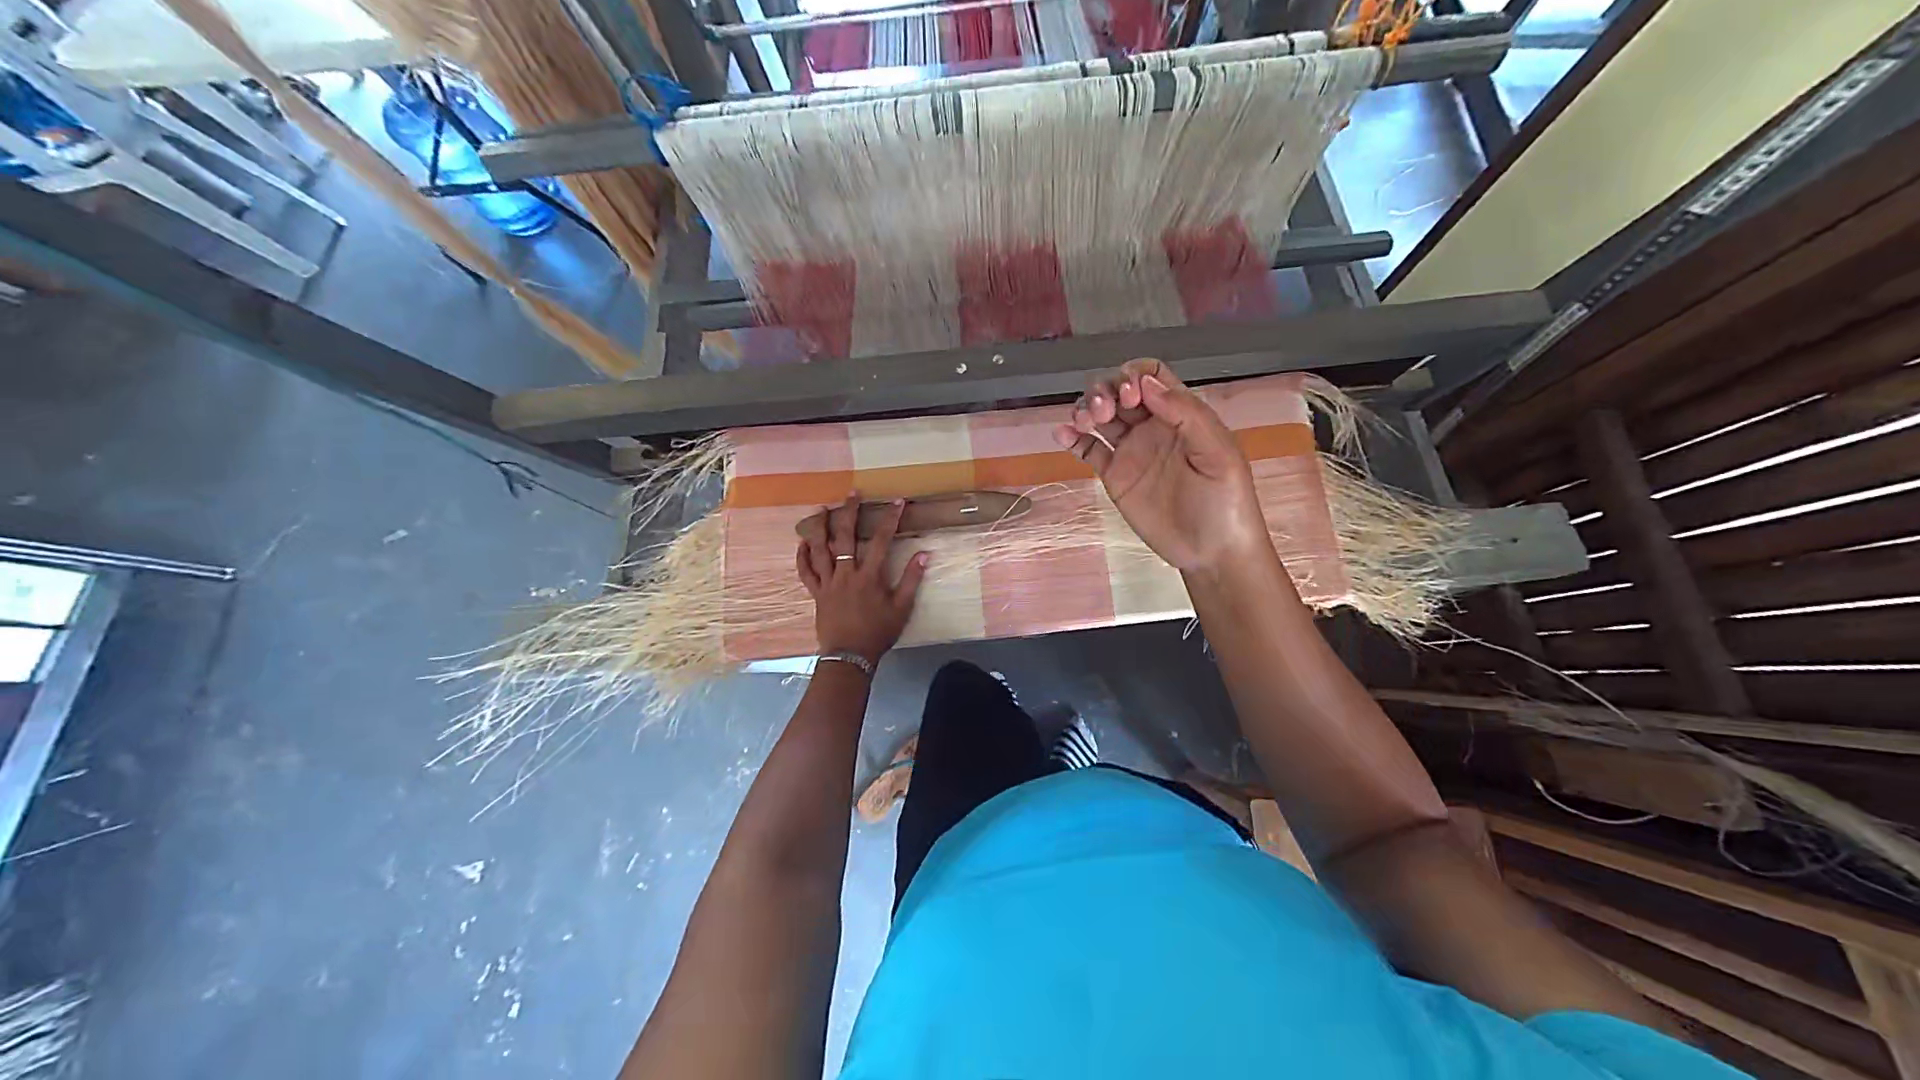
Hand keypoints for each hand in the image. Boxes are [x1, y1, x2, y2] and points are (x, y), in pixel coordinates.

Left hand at [796, 494, 930, 664]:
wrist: (850, 656)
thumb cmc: (878, 632)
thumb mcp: (902, 608)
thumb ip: (912, 579)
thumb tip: (924, 554)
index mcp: (869, 576)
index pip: (882, 540)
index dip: (890, 519)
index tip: (897, 501)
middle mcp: (847, 574)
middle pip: (845, 536)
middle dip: (849, 512)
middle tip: (852, 494)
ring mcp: (828, 583)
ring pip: (820, 549)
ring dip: (820, 527)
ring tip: (821, 509)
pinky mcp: (816, 594)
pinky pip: (806, 572)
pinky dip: (802, 557)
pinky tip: (802, 543)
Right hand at [1052, 359, 1272, 576]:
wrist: (1212, 552)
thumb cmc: (1226, 502)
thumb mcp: (1217, 454)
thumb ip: (1186, 415)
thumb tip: (1147, 384)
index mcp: (1180, 415)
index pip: (1151, 377)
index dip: (1134, 376)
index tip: (1130, 396)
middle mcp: (1152, 427)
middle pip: (1117, 391)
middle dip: (1104, 390)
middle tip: (1105, 411)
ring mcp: (1131, 451)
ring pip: (1099, 416)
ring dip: (1086, 408)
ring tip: (1085, 422)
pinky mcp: (1114, 476)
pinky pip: (1088, 450)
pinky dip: (1072, 438)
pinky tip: (1063, 434)